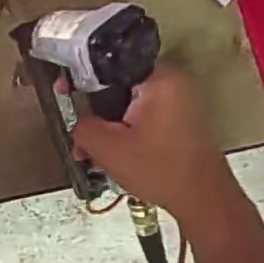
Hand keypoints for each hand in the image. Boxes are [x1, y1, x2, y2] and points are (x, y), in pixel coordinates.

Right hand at [71, 69, 238, 222]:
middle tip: (81, 137)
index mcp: (158, 79)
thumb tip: (78, 121)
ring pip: (129, 103)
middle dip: (96, 112)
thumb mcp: (108, 149)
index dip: (81, 77)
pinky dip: (127, 131)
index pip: (110, 65)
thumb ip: (83, 127)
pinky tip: (115, 154)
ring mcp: (179, 99)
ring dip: (110, 126)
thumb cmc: (160, 171)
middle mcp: (173, 81)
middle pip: (119, 86)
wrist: (200, 197)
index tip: (63, 90)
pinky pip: (144, 115)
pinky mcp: (180, 117)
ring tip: (95, 153)